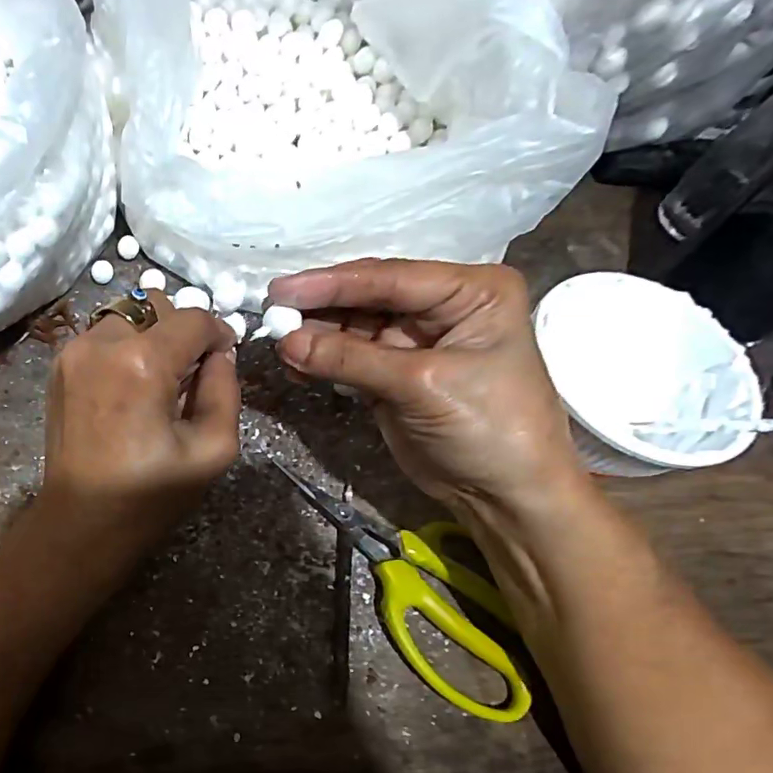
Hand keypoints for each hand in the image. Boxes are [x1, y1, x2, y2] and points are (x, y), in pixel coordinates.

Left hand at [40, 293, 239, 552]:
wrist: (80, 523)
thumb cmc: (149, 496)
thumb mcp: (213, 450)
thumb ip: (225, 390)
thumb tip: (219, 356)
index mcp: (141, 364)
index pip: (194, 318)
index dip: (218, 335)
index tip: (222, 362)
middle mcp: (101, 345)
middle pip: (154, 307)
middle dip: (179, 333)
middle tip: (187, 376)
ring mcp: (72, 353)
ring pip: (125, 318)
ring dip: (148, 338)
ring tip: (155, 384)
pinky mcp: (58, 368)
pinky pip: (100, 338)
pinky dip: (122, 350)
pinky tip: (127, 391)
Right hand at [269, 260, 584, 516]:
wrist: (503, 494)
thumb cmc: (487, 428)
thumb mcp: (421, 385)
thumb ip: (351, 359)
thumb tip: (285, 342)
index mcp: (470, 292)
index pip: (390, 278)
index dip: (331, 284)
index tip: (281, 289)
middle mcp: (442, 307)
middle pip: (368, 297)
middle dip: (319, 307)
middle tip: (269, 312)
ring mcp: (415, 342)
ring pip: (353, 328)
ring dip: (315, 335)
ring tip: (276, 341)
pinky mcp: (393, 375)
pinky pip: (349, 359)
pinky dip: (322, 362)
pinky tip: (295, 364)